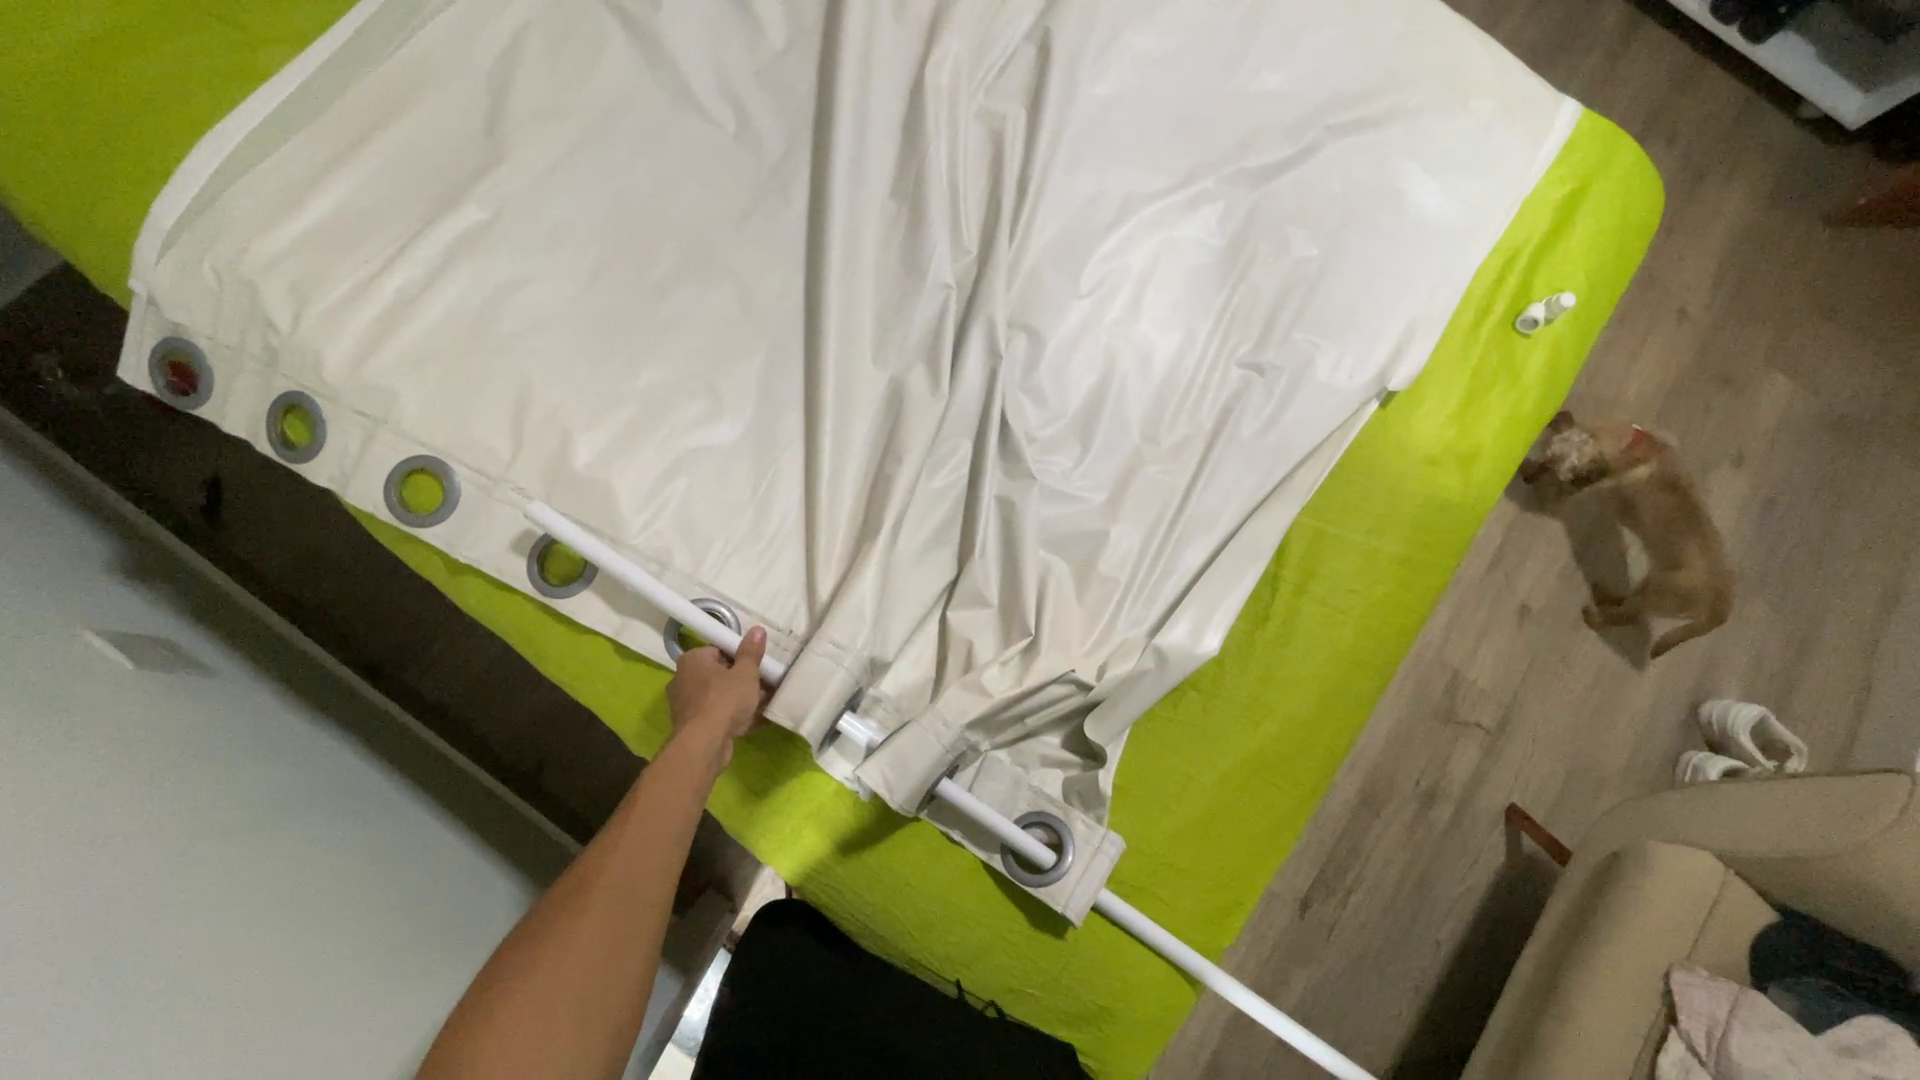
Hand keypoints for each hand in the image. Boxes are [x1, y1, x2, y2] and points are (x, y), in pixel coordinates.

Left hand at [664, 626, 768, 769]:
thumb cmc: (725, 699)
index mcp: (692, 659)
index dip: (739, 657)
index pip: (718, 650)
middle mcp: (682, 678)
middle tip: (761, 686)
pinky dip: (729, 716)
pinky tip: (749, 722)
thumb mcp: (746, 673)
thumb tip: (758, 629)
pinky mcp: (689, 725)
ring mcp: (683, 703)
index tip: (755, 667)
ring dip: (736, 700)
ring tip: (760, 705)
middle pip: (717, 674)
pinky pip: (714, 714)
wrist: (705, 742)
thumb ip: (751, 652)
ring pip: (717, 696)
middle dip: (739, 680)